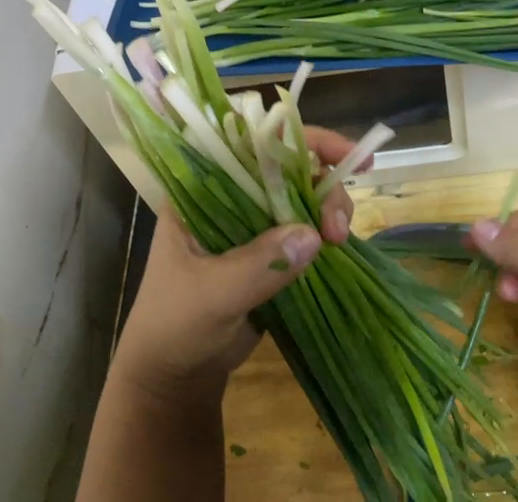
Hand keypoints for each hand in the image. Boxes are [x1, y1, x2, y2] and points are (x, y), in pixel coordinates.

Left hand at [111, 127, 364, 397]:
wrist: (173, 377)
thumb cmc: (173, 326)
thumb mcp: (210, 296)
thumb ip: (257, 266)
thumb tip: (313, 235)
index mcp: (204, 188)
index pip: (253, 143)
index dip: (301, 140)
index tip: (344, 155)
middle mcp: (231, 195)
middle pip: (289, 167)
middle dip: (323, 185)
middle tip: (338, 228)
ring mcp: (253, 224)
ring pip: (304, 196)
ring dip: (330, 209)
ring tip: (340, 240)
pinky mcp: (271, 253)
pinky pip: (308, 230)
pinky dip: (327, 233)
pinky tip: (342, 248)